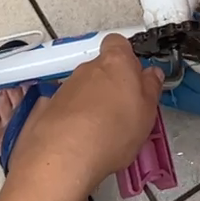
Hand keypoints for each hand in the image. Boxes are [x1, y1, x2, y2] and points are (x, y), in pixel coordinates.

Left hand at [4, 35, 163, 197]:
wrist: (63, 157)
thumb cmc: (112, 132)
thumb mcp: (147, 113)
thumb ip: (151, 88)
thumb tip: (152, 74)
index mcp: (115, 63)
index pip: (118, 43)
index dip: (127, 56)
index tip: (135, 76)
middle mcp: (87, 68)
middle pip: (102, 68)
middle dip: (112, 84)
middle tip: (124, 110)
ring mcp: (65, 87)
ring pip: (84, 88)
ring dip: (93, 103)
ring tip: (102, 131)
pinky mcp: (48, 108)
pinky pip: (66, 107)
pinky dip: (74, 118)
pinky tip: (80, 139)